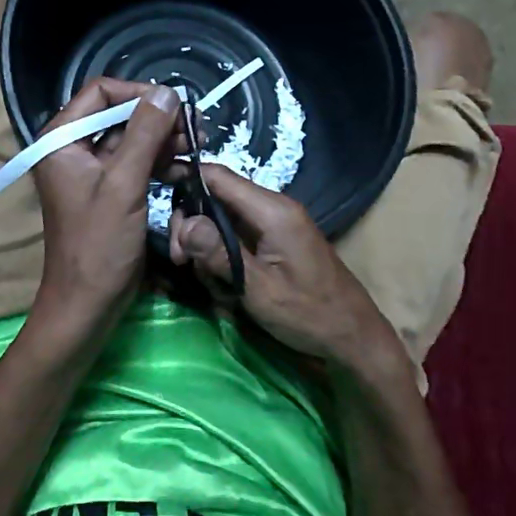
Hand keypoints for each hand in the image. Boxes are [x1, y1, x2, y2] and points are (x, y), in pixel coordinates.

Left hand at [32, 78, 184, 330]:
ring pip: (128, 138)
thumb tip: (167, 92)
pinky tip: (184, 165)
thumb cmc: (98, 244)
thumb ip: (144, 134)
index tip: (176, 107)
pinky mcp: (105, 190)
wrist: (86, 302)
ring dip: (161, 139)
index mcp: (61, 140)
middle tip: (196, 128)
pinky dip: (156, 160)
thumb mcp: (124, 184)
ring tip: (197, 145)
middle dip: (156, 118)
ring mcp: (88, 170)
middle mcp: (70, 148)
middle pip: (117, 114)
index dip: (139, 94)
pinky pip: (132, 163)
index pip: (100, 92)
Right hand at [169, 165, 411, 385]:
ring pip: (220, 221)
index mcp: (272, 210)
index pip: (218, 176)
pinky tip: (225, 287)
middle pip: (214, 198)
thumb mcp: (259, 288)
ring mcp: (273, 226)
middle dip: (191, 227)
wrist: (353, 339)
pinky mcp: (273, 242)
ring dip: (205, 249)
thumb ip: (219, 253)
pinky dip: (222, 259)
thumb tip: (184, 223)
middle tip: (180, 262)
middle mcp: (272, 209)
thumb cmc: (309, 313)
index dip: (185, 180)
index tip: (162, 208)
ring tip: (211, 284)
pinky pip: (234, 238)